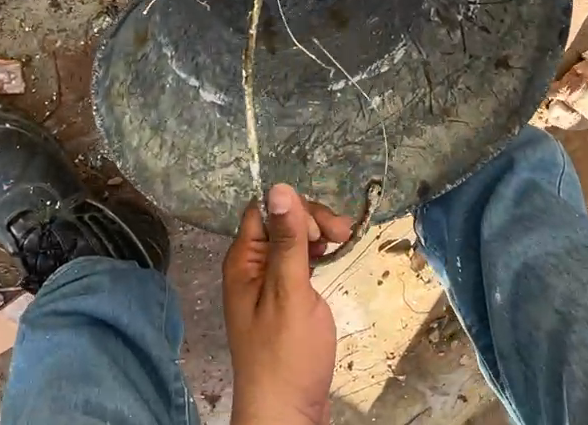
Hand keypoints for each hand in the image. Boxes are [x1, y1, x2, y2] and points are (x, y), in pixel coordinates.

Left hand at [223, 183, 353, 424]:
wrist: (285, 415)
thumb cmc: (286, 354)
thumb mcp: (289, 291)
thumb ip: (287, 240)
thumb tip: (278, 187)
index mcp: (243, 260)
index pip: (265, 210)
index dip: (296, 210)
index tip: (325, 230)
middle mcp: (250, 267)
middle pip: (280, 223)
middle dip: (312, 221)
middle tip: (344, 235)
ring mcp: (266, 285)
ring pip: (291, 241)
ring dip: (316, 235)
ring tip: (343, 241)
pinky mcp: (283, 301)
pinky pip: (296, 263)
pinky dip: (315, 256)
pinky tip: (331, 257)